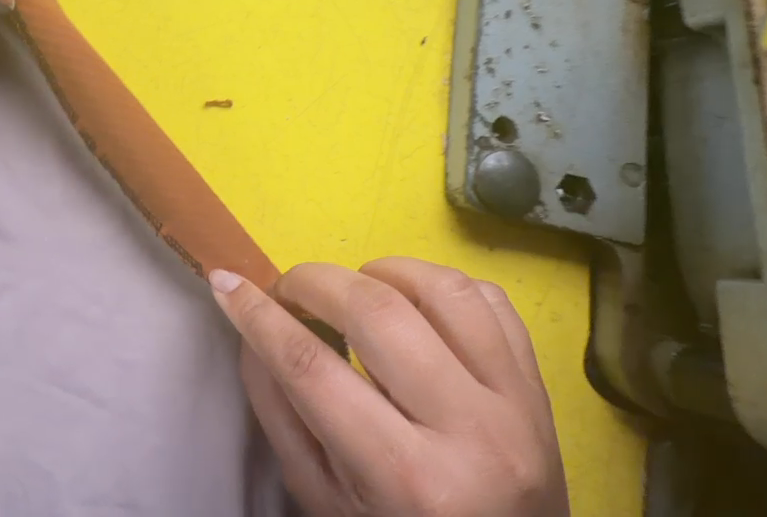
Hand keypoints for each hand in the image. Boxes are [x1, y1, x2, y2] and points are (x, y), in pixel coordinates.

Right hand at [209, 259, 568, 516]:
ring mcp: (519, 407)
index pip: (312, 368)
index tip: (226, 284)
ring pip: (440, 289)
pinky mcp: (540, 387)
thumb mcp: (321, 496)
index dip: (258, 316)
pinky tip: (408, 303)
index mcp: (409, 481)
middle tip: (288, 293)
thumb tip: (248, 320)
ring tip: (352, 293)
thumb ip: (278, 407)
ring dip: (378, 272)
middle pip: (375, 312)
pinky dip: (435, 283)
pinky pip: (488, 299)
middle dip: (311, 282)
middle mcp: (473, 436)